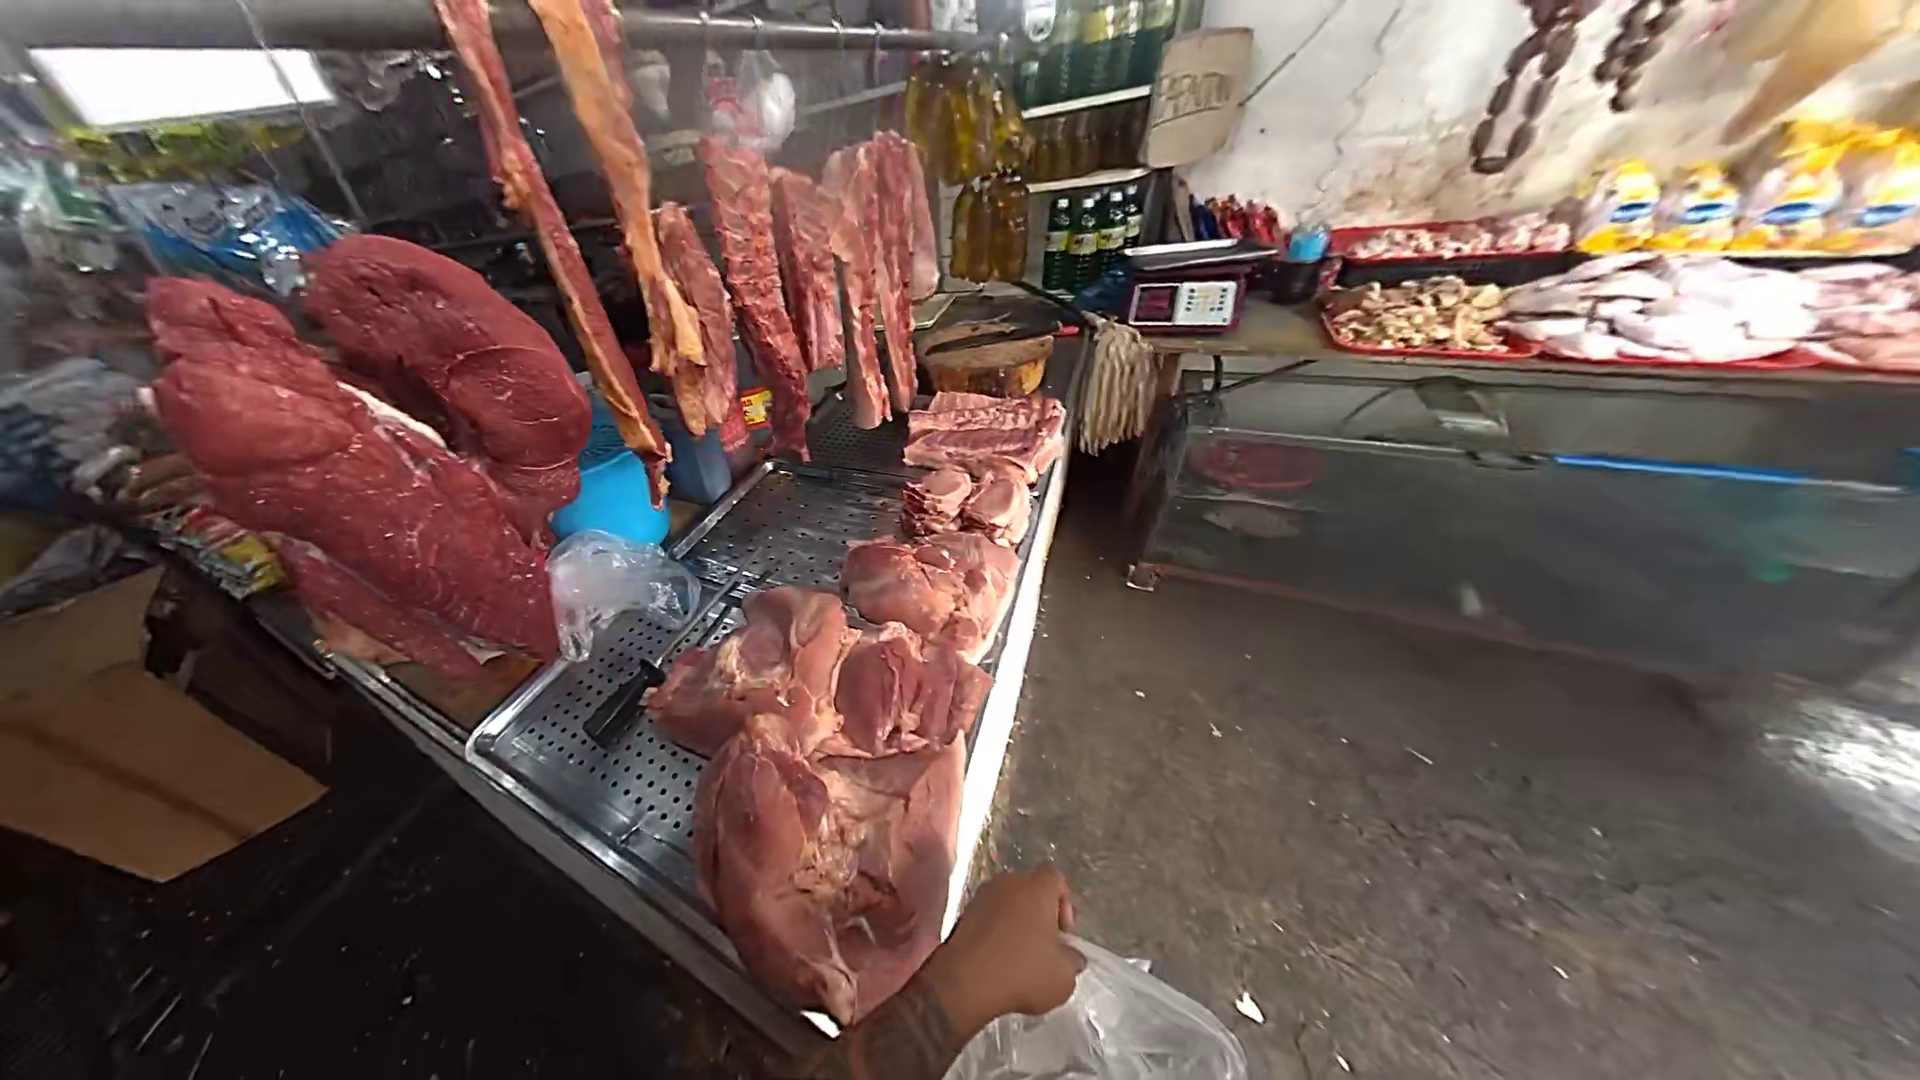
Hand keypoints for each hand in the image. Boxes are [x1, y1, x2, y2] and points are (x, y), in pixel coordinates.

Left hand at [919, 862, 1082, 1037]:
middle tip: (1044, 944)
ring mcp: (984, 894)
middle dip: (1040, 912)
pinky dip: (997, 929)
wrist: (964, 980)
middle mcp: (1009, 882)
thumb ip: (1072, 961)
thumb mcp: (1062, 977)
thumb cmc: (1021, 971)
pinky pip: (990, 913)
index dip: (1064, 900)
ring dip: (1017, 921)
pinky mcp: (965, 911)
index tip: (1063, 931)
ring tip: (1020, 954)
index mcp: (1036, 889)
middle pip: (1031, 888)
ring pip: (1009, 900)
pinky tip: (999, 957)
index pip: (1055, 876)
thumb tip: (1072, 956)